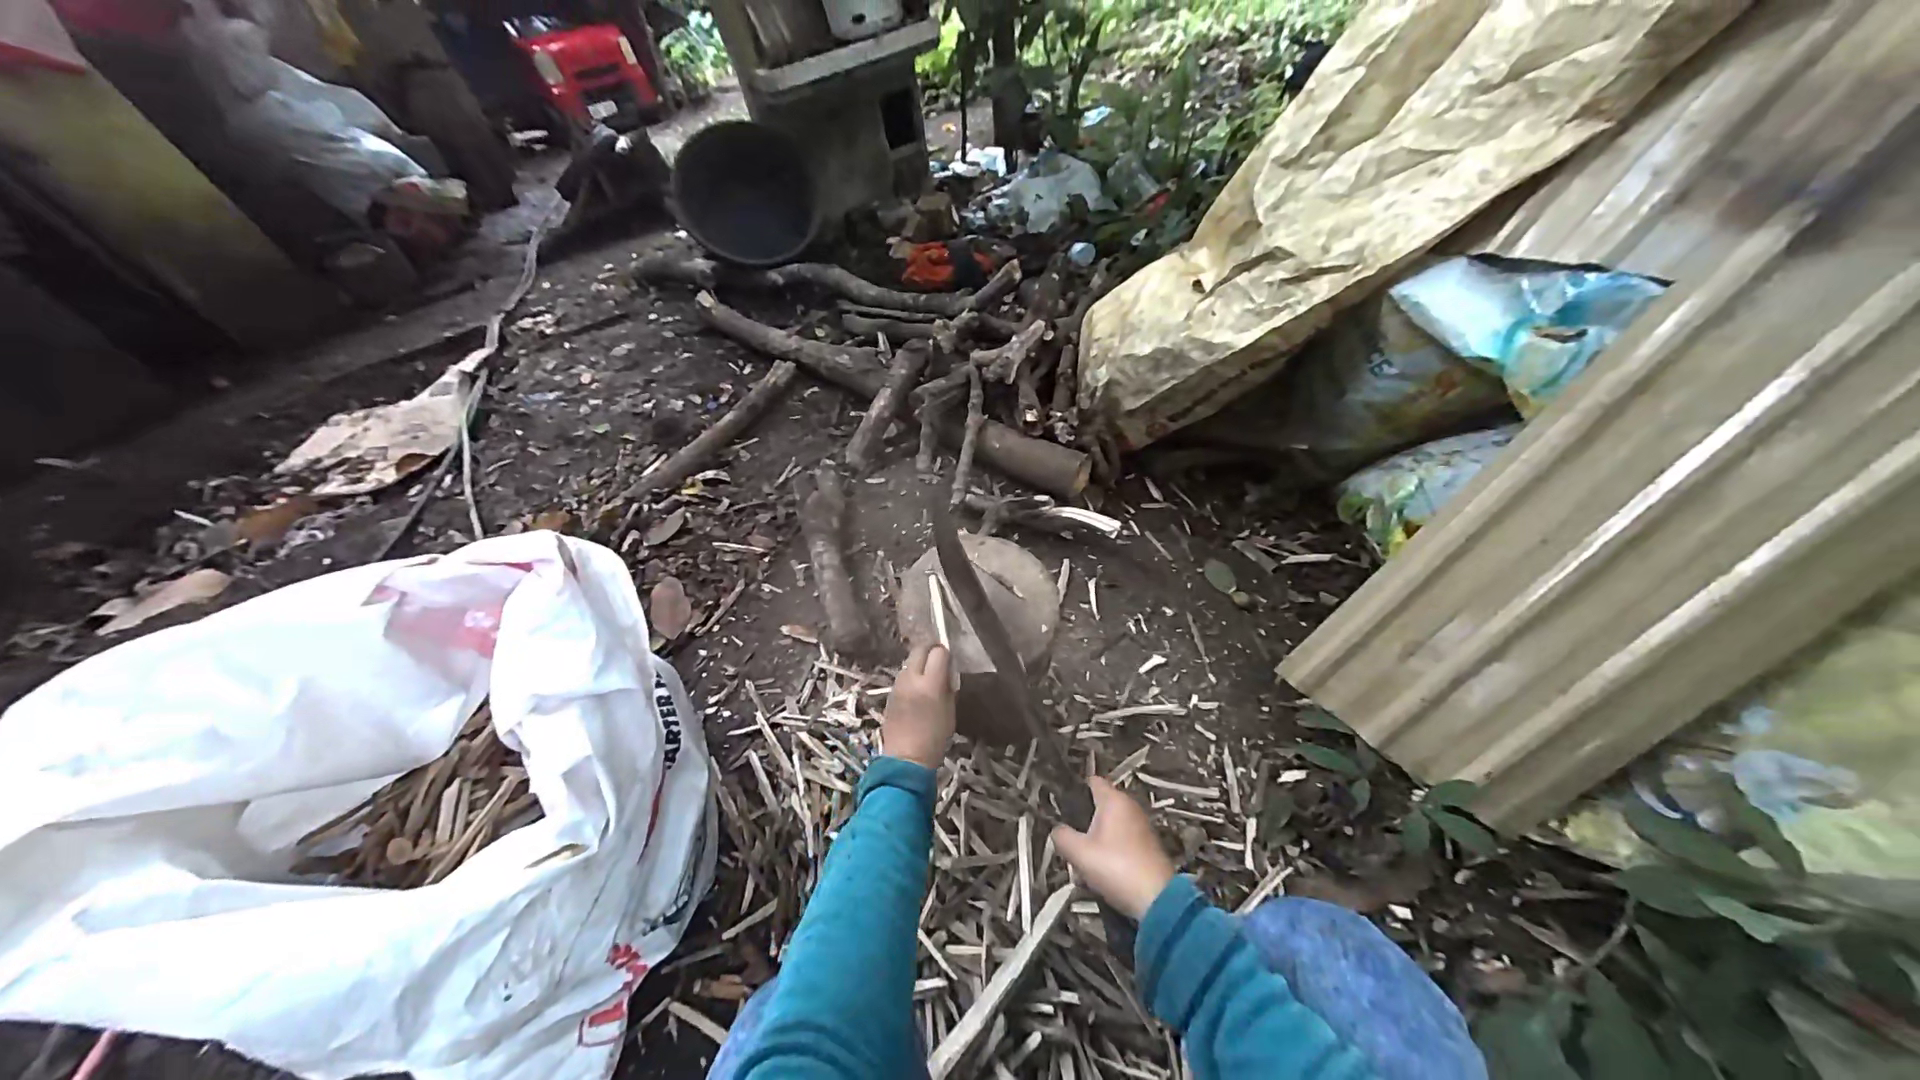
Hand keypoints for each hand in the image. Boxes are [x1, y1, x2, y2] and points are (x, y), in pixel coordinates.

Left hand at [881, 644, 955, 768]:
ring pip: (909, 662)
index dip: (945, 654)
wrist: (906, 758)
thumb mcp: (950, 710)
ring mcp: (898, 685)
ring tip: (927, 678)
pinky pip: (902, 676)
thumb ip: (948, 686)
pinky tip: (916, 691)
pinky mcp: (889, 693)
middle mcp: (911, 679)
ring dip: (919, 664)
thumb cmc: (935, 738)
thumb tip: (947, 672)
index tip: (950, 663)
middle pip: (919, 650)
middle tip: (939, 662)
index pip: (938, 653)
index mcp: (930, 684)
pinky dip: (911, 677)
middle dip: (930, 651)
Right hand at [1051, 776, 1177, 920]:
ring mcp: (1141, 827)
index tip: (1060, 806)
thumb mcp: (1079, 853)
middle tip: (1068, 841)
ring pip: (1108, 828)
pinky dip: (1108, 853)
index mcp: (1114, 800)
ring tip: (1080, 864)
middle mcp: (1130, 807)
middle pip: (1099, 807)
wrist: (1158, 901)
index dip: (1075, 789)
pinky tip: (1098, 874)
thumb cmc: (1116, 867)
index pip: (1092, 781)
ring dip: (1093, 842)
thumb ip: (1061, 836)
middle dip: (1082, 823)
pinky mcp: (1147, 847)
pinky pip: (1120, 842)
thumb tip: (1057, 829)